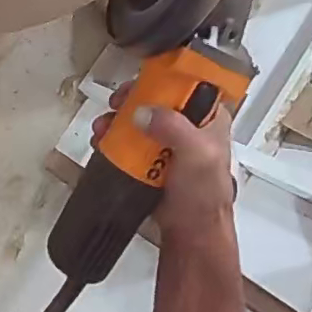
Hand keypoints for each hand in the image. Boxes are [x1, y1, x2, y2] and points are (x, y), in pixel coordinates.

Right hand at [91, 83, 236, 247]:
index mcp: (209, 117)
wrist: (191, 234)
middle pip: (157, 99)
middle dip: (133, 98)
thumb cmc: (203, 193)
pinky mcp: (151, 160)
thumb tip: (140, 113)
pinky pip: (130, 142)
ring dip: (118, 119)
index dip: (164, 77)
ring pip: (140, 119)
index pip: (189, 84)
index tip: (141, 80)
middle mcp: (189, 125)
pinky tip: (101, 141)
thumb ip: (173, 127)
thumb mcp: (197, 155)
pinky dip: (114, 138)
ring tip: (102, 127)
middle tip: (117, 102)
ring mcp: (168, 143)